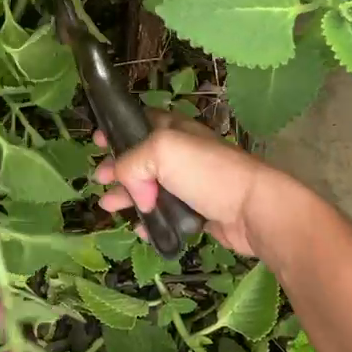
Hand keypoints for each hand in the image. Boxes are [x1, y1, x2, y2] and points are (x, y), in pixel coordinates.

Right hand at [94, 111, 322, 264]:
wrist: (254, 210)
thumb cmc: (207, 172)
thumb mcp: (161, 151)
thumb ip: (132, 163)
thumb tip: (132, 191)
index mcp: (175, 130)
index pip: (141, 123)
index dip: (118, 130)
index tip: (97, 142)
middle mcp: (183, 155)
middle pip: (141, 159)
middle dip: (118, 169)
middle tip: (100, 180)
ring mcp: (191, 185)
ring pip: (151, 189)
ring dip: (128, 197)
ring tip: (109, 206)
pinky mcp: (198, 213)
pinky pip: (167, 216)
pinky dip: (150, 222)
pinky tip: (140, 229)